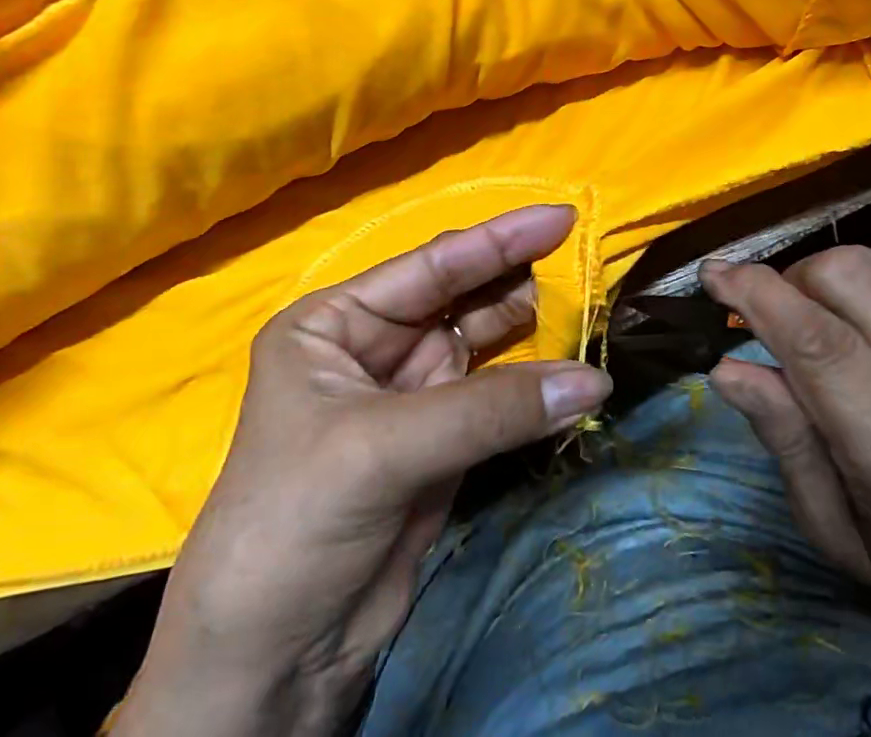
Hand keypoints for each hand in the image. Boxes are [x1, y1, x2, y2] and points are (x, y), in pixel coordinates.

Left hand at [116, 205, 612, 736]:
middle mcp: (380, 349)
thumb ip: (491, 410)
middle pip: (469, 299)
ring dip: (539, 335)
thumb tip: (594, 381)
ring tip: (589, 324)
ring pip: (495, 346)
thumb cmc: (292, 523)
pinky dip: (543, 388)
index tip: (564, 216)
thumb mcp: (381, 450)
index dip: (499, 239)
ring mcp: (420, 396)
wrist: (276, 653)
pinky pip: (509, 398)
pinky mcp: (452, 442)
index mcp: (337, 325)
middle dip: (523, 284)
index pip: (432, 267)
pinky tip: (576, 382)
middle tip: (586, 274)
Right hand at [700, 246, 870, 642]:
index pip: (824, 348)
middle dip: (791, 280)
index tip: (713, 274)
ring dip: (830, 289)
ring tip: (832, 336)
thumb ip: (785, 440)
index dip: (762, 298)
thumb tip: (728, 368)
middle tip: (775, 316)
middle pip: (851, 281)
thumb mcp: (830, 525)